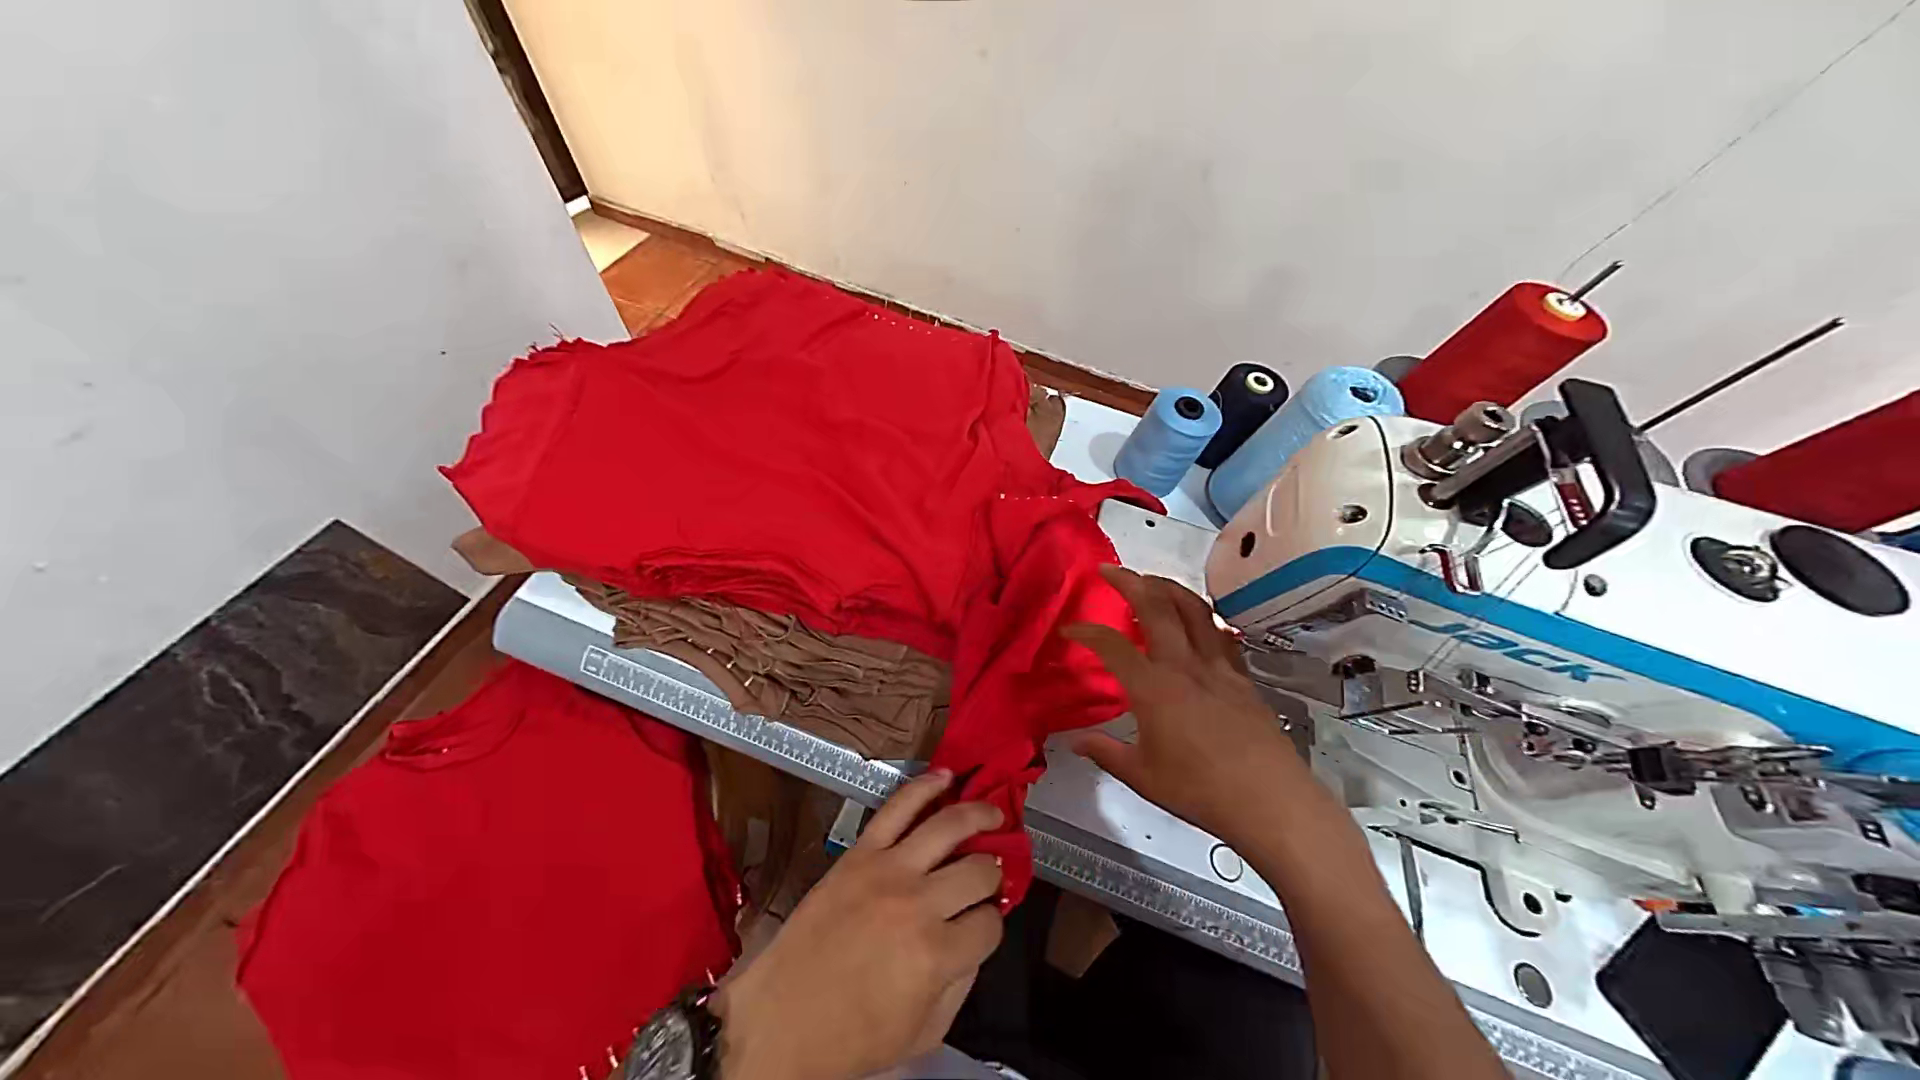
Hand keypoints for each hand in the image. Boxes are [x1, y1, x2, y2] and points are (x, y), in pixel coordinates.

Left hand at [710, 770, 1004, 1079]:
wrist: (780, 1020)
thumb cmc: (851, 1037)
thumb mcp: (924, 1031)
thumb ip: (962, 983)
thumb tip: (977, 936)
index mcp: (936, 955)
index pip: (991, 923)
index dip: (994, 923)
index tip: (986, 923)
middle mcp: (918, 904)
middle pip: (978, 870)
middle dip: (994, 872)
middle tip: (991, 874)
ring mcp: (887, 870)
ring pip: (948, 826)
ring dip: (979, 815)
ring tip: (994, 813)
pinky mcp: (859, 853)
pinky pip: (897, 808)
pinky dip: (924, 787)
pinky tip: (945, 778)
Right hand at [1063, 565, 1302, 847]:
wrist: (1270, 801)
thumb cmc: (1201, 791)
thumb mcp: (1142, 776)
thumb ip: (1106, 752)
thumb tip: (1077, 742)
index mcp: (1154, 688)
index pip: (1112, 646)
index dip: (1086, 632)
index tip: (1069, 628)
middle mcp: (1185, 666)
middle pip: (1156, 607)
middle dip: (1129, 582)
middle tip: (1109, 570)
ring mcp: (1218, 667)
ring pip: (1194, 610)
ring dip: (1168, 588)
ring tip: (1150, 581)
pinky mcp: (1242, 677)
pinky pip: (1221, 633)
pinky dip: (1204, 616)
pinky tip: (1198, 619)